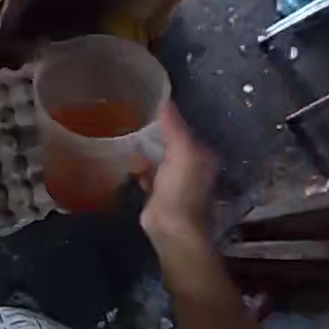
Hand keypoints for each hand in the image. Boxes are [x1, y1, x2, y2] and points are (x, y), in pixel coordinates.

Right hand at [140, 105, 219, 245]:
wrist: (171, 228)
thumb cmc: (181, 189)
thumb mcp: (182, 152)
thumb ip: (174, 127)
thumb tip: (166, 101)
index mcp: (202, 156)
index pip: (185, 131)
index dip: (169, 119)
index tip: (149, 106)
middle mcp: (192, 167)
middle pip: (172, 144)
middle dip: (156, 134)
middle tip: (133, 118)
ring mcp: (175, 182)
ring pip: (160, 159)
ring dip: (147, 151)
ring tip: (127, 134)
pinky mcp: (158, 194)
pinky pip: (148, 174)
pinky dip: (139, 167)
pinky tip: (127, 159)